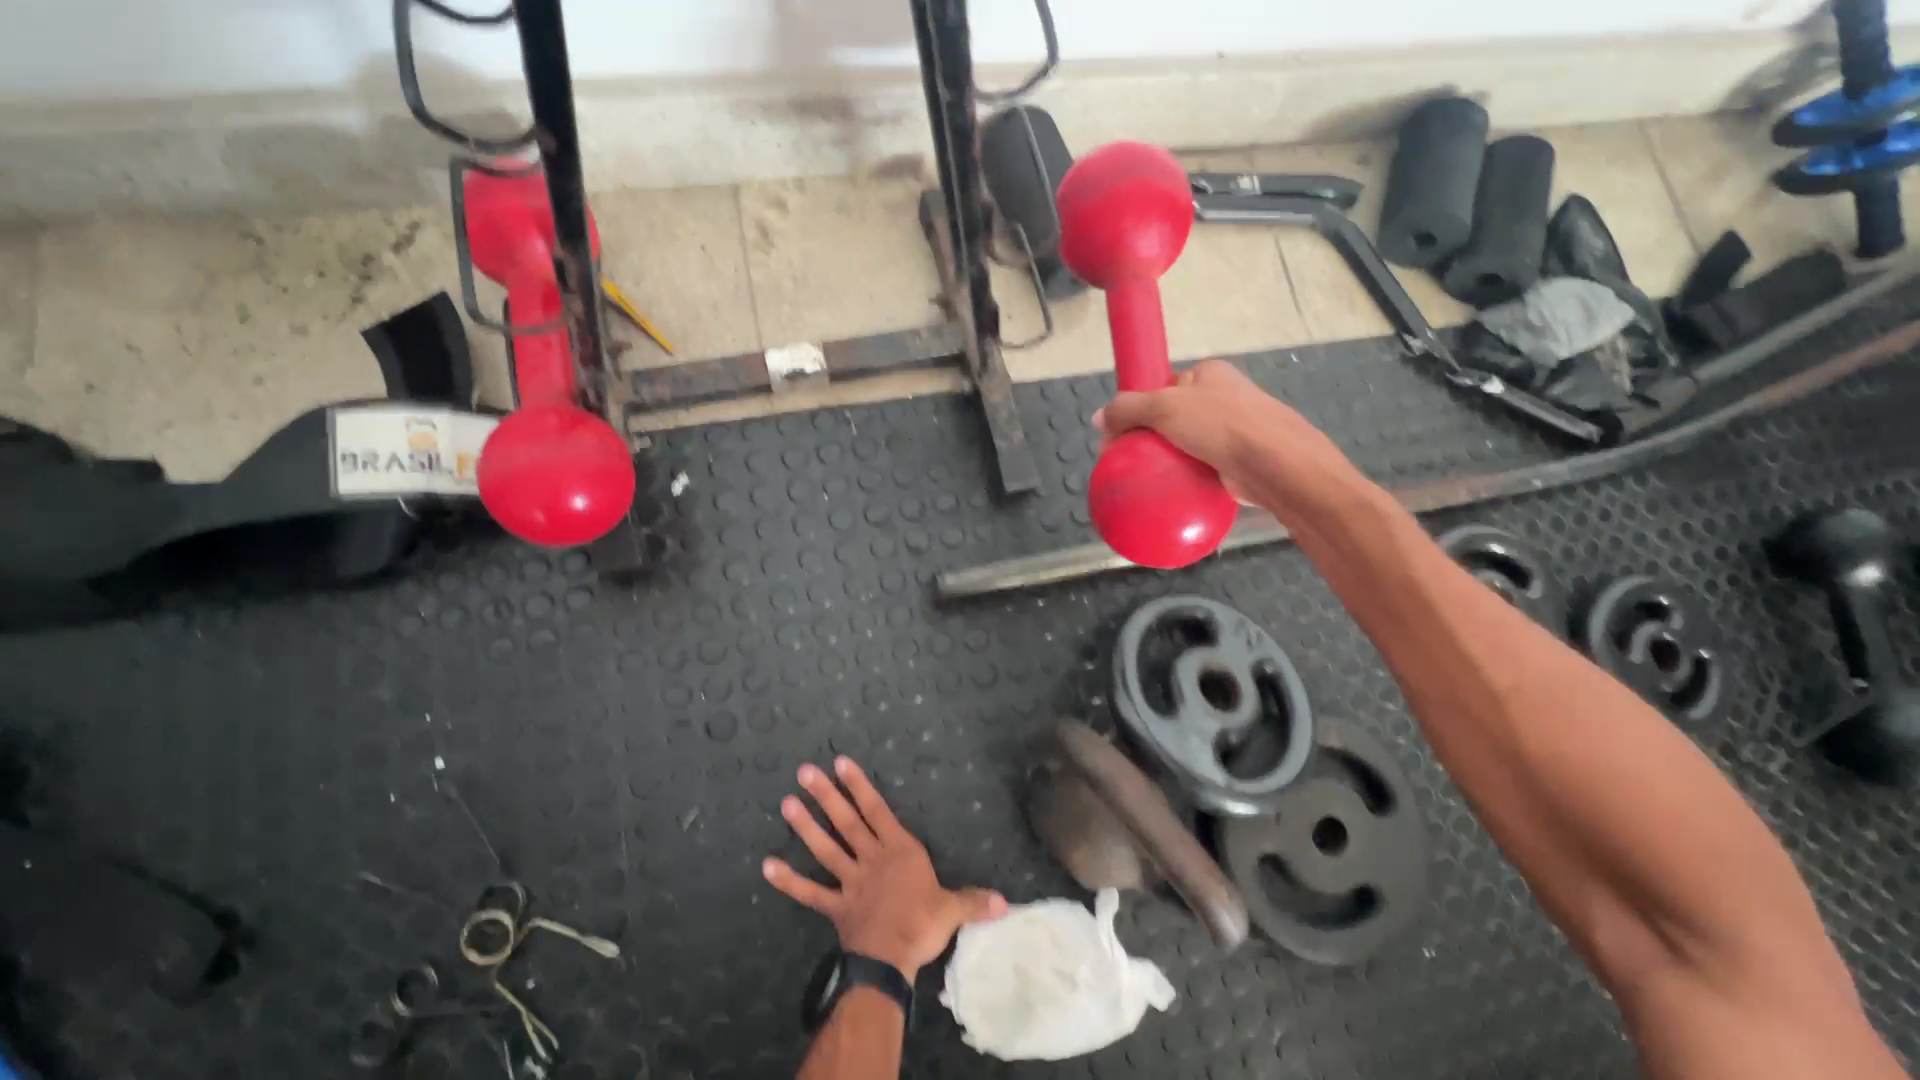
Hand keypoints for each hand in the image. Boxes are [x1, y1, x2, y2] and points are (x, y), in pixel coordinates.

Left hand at [763, 757, 1006, 979]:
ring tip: (786, 804)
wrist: (890, 960)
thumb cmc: (922, 926)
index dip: (859, 786)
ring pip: (826, 849)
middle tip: (804, 772)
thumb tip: (1005, 902)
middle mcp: (872, 860)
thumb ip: (974, 900)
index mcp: (900, 852)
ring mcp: (850, 882)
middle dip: (826, 796)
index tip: (840, 763)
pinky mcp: (837, 907)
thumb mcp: (953, 909)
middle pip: (847, 822)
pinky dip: (789, 881)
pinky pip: (810, 893)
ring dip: (806, 827)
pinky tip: (767, 866)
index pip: (877, 811)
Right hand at [1093, 359, 1363, 513]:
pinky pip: (1202, 467)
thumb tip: (1098, 419)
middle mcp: (1224, 397)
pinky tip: (1172, 490)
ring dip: (1168, 460)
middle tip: (1127, 459)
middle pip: (1173, 416)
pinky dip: (1187, 477)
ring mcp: (1235, 430)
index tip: (1120, 431)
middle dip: (1151, 436)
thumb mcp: (1164, 407)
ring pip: (1187, 444)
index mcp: (1210, 373)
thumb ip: (1128, 409)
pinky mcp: (1239, 460)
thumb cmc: (1222, 425)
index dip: (1140, 405)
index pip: (1165, 385)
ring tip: (1145, 478)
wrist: (1276, 465)